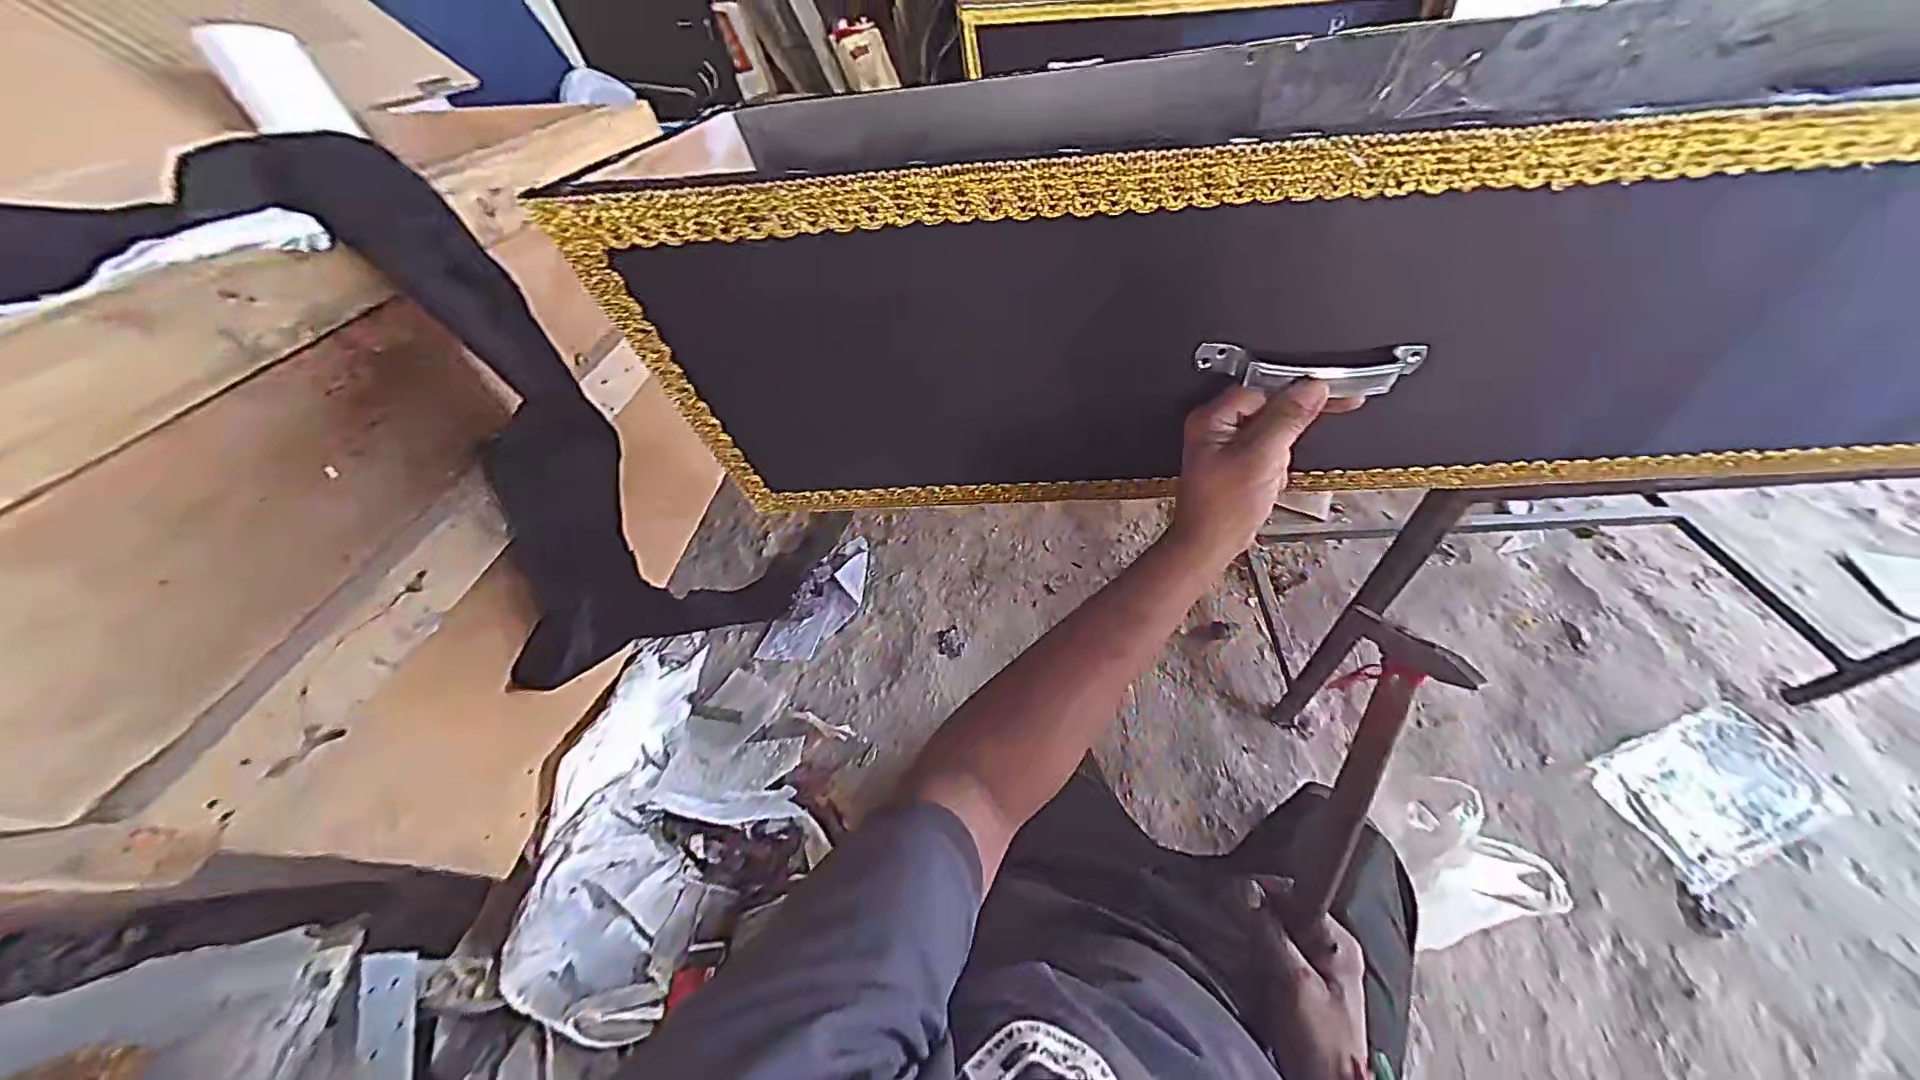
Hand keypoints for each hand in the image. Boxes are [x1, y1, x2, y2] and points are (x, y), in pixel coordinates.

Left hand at [1165, 380, 1358, 566]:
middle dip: (1283, 437)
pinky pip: (1267, 455)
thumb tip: (1311, 389)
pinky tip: (1266, 485)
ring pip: (1272, 435)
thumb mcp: (1262, 456)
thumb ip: (1288, 418)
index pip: (1262, 388)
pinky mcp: (1234, 464)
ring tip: (1266, 479)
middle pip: (1268, 410)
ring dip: (1279, 457)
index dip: (1295, 394)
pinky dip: (1274, 469)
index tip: (1328, 395)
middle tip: (1276, 461)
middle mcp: (1213, 428)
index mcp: (1211, 418)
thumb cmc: (1220, 509)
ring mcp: (1223, 447)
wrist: (1210, 545)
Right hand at [1243, 877, 1370, 1079]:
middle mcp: (1331, 948)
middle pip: (1285, 913)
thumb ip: (1272, 933)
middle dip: (1257, 915)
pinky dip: (1257, 954)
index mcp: (1339, 942)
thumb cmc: (1320, 1042)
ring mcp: (1317, 967)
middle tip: (1233, 922)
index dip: (1265, 892)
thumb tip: (1249, 892)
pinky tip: (1245, 962)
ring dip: (1254, 935)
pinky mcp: (1301, 984)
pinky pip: (1273, 953)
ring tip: (1236, 941)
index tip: (1235, 893)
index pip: (1297, 895)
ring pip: (1276, 932)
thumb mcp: (1294, 982)